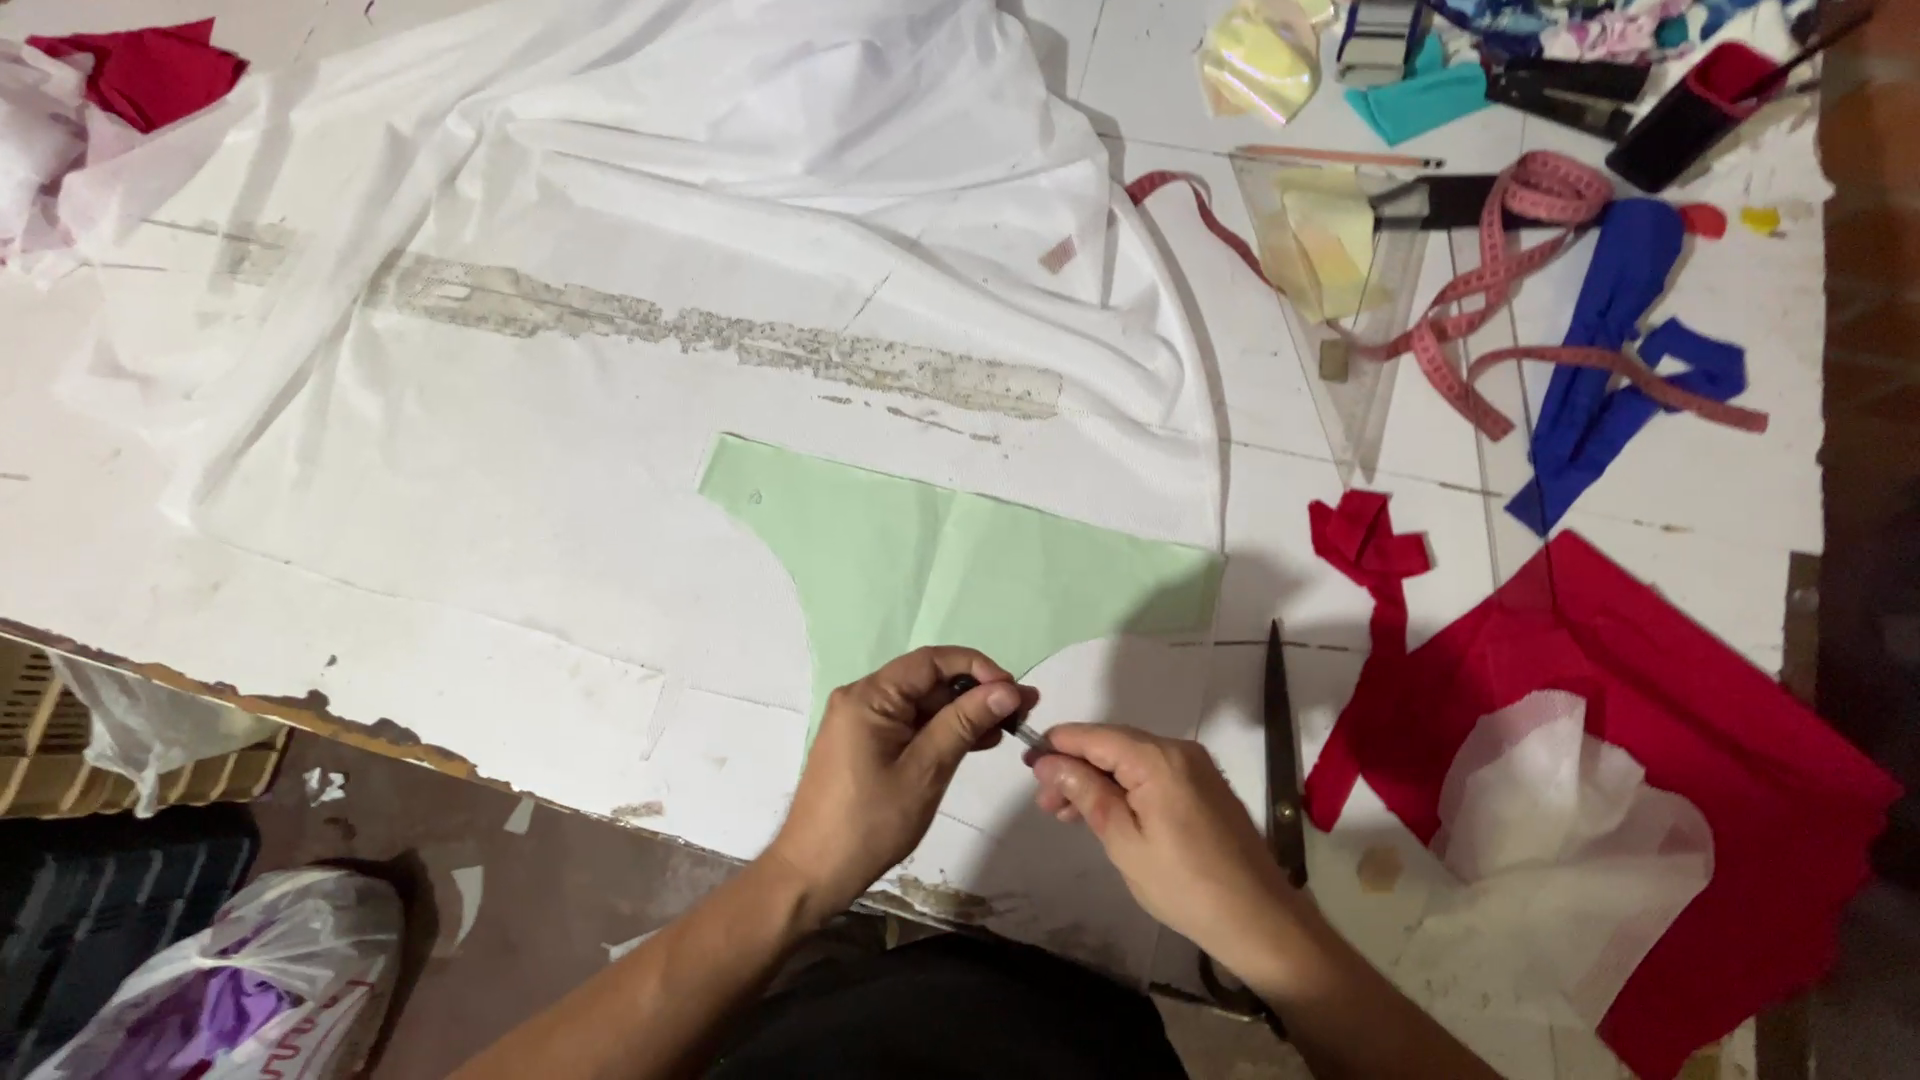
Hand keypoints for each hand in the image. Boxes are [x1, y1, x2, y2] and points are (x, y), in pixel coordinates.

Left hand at [764, 646, 1036, 915]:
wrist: (814, 873)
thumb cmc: (869, 823)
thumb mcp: (925, 770)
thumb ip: (964, 724)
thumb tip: (1006, 690)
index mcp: (869, 696)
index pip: (931, 661)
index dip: (977, 668)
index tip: (1012, 691)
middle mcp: (862, 698)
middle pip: (928, 680)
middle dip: (975, 693)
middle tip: (1021, 712)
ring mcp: (862, 722)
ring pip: (922, 704)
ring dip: (963, 714)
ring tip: (1007, 729)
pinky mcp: (865, 744)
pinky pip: (910, 724)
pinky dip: (942, 731)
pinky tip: (976, 742)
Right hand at [1031, 724, 1302, 983]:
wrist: (1260, 920)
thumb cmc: (1185, 886)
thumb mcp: (1124, 842)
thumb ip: (1086, 793)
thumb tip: (1048, 761)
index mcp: (1158, 758)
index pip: (1094, 736)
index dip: (1057, 746)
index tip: (1026, 765)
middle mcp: (1178, 750)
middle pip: (1113, 744)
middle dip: (1075, 766)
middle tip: (1045, 802)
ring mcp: (1195, 767)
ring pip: (1131, 759)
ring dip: (1098, 779)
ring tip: (1067, 812)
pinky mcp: (1204, 786)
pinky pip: (1153, 773)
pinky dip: (1125, 786)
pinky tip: (1105, 811)